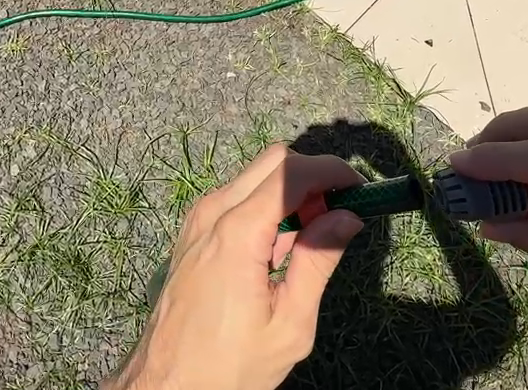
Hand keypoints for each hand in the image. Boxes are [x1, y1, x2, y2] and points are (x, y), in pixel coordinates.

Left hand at [105, 144, 365, 389]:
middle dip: (313, 176)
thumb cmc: (228, 366)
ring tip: (313, 239)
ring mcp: (199, 216)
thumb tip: (347, 217)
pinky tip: (280, 247)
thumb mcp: (289, 325)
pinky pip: (238, 196)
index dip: (332, 172)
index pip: (292, 172)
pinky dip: (267, 204)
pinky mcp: (194, 227)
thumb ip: (318, 262)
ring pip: (255, 175)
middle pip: (273, 160)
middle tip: (338, 215)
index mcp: (237, 232)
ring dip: (291, 191)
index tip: (361, 191)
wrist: (166, 384)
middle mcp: (214, 210)